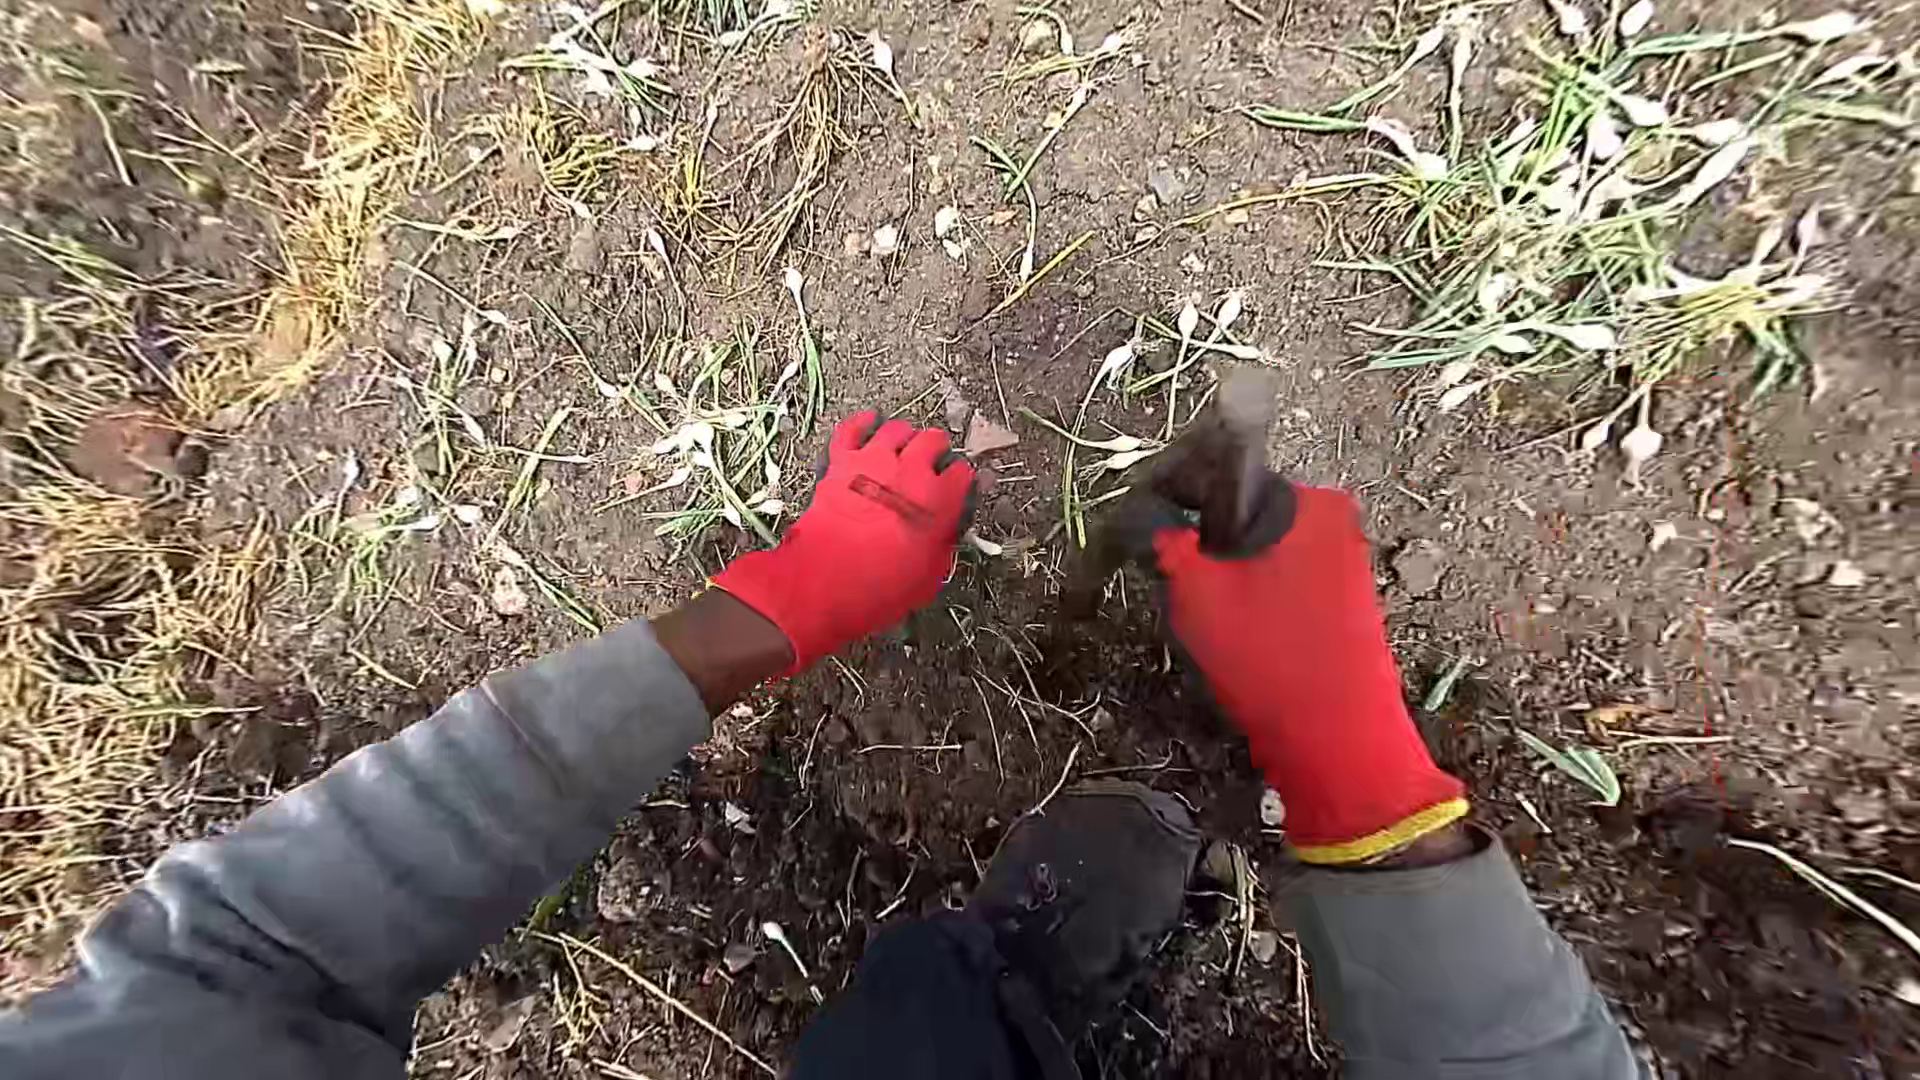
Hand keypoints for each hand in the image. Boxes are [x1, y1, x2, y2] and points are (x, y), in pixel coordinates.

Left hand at [713, 412, 974, 673]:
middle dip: (936, 448)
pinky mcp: (842, 461)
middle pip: (933, 440)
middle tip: (933, 458)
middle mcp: (912, 472)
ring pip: (897, 429)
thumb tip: (946, 534)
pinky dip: (862, 422)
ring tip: (904, 441)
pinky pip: (852, 429)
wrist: (830, 577)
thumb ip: (942, 545)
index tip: (958, 485)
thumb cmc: (884, 585)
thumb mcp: (929, 576)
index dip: (961, 479)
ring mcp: (875, 461)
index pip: (963, 474)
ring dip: (904, 434)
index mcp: (940, 501)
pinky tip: (870, 420)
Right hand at [1153, 484, 1466, 864]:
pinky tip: (1235, 625)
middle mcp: (1331, 519)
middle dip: (1199, 540)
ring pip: (1252, 546)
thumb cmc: (1267, 656)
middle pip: (1236, 514)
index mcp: (1304, 504)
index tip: (1143, 527)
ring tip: (1202, 608)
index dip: (1170, 500)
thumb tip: (1155, 523)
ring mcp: (1342, 557)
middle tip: (1170, 576)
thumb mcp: (1197, 593)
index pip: (1217, 477)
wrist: (1337, 740)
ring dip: (1220, 568)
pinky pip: (1275, 572)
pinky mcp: (1339, 593)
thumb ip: (1169, 544)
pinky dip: (1247, 588)